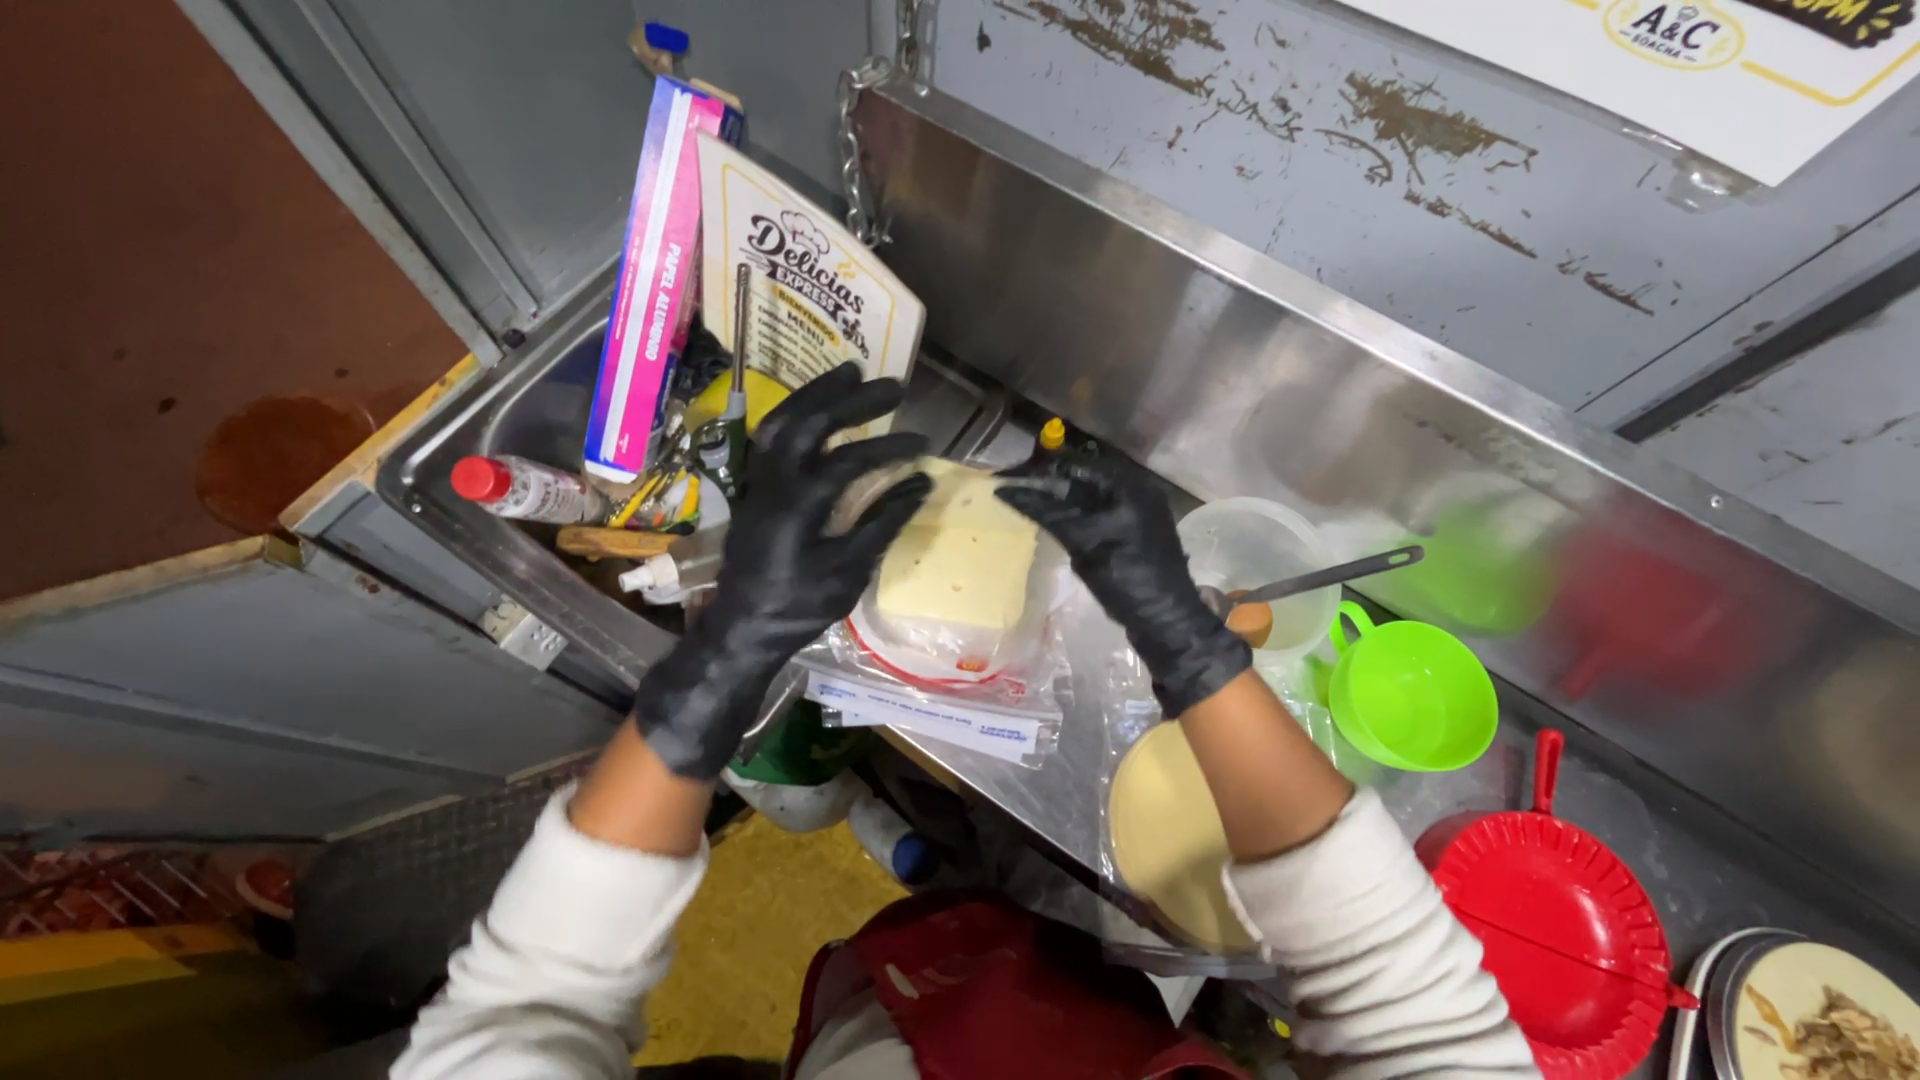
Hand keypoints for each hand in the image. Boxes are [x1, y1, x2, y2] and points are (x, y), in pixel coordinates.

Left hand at [633, 362, 931, 778]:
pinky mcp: (752, 487)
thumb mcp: (848, 572)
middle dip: (852, 399)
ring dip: (817, 392)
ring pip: (781, 420)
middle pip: (809, 423)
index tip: (922, 444)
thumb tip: (919, 483)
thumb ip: (882, 522)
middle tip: (892, 385)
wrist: (743, 628)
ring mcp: (757, 482)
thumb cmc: (799, 607)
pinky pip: (769, 436)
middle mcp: (772, 483)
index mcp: (798, 506)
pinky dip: (795, 412)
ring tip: (850, 372)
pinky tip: (816, 407)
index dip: (889, 448)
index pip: (849, 460)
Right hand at [996, 454, 1248, 716]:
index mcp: (1130, 486)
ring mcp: (1140, 512)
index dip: (1044, 470)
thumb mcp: (1085, 544)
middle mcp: (1138, 491)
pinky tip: (1057, 522)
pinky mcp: (1136, 532)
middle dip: (1052, 484)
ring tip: (1031, 502)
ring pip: (1092, 497)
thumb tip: (1010, 492)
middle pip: (1086, 480)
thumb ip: (1050, 514)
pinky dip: (1078, 515)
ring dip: (1064, 499)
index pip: (1078, 467)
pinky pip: (1101, 514)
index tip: (1013, 475)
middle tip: (1017, 488)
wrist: (1166, 619)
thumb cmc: (1127, 578)